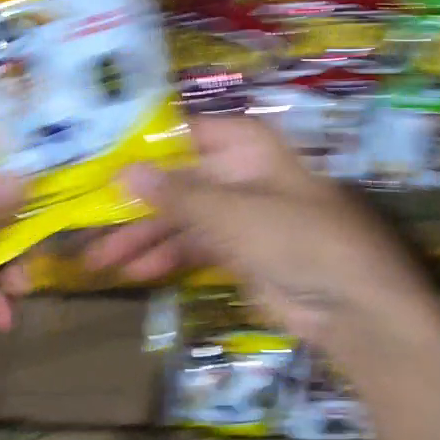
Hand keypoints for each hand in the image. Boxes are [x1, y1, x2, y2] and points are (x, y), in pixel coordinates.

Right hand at [83, 115, 427, 349]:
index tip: (94, 160)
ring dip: (142, 239)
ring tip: (98, 261)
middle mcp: (240, 173)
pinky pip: (194, 248)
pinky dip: (167, 258)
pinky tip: (135, 272)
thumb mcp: (231, 214)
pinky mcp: (240, 253)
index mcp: (246, 147)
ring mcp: (241, 215)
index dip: (140, 145)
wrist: (355, 307)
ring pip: (180, 220)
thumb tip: (122, 171)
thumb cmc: (298, 240)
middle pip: (175, 182)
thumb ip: (175, 194)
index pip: (183, 133)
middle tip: (84, 224)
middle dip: (133, 206)